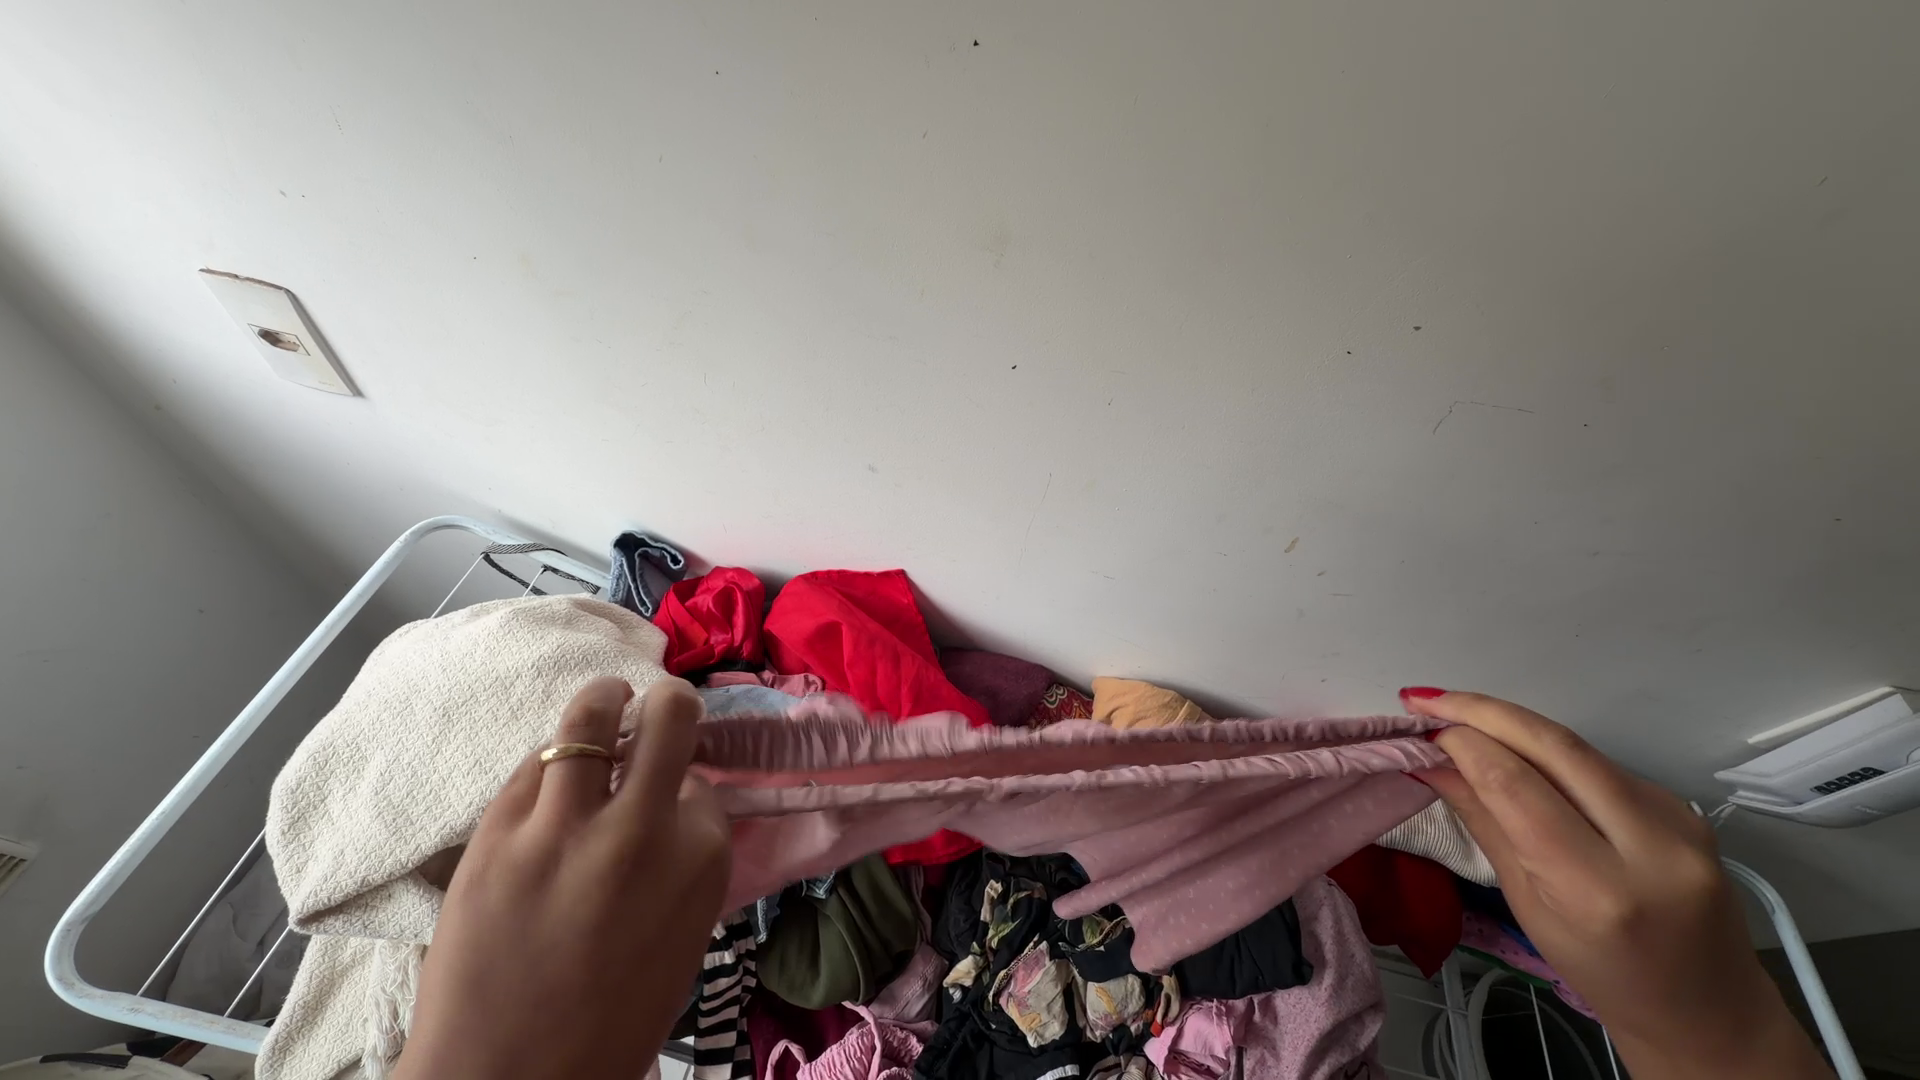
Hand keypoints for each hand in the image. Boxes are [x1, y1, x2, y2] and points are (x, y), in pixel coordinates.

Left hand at [394, 677, 731, 1079]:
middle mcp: (640, 827)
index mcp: (701, 858)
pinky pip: (531, 769)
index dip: (687, 783)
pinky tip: (549, 777)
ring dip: (604, 700)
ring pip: (589, 720)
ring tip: (606, 698)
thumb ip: (686, 857)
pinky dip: (548, 765)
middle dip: (670, 704)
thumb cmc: (616, 1018)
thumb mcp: (687, 931)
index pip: (703, 781)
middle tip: (660, 705)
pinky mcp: (495, 835)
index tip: (674, 793)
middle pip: (668, 719)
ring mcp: (563, 828)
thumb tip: (674, 801)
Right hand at [1403, 688, 1831, 1079]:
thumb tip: (1428, 761)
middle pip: (1553, 745)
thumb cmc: (1602, 972)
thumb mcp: (1525, 901)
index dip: (1461, 742)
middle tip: (1423, 699)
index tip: (1417, 724)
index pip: (1515, 784)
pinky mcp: (1682, 806)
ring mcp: (1677, 820)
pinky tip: (1508, 746)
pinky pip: (1596, 761)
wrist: (1711, 1011)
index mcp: (1598, 887)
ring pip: (1574, 745)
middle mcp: (1649, 845)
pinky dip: (1541, 745)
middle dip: (1481, 710)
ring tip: (1453, 713)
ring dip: (1507, 722)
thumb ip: (1482, 820)